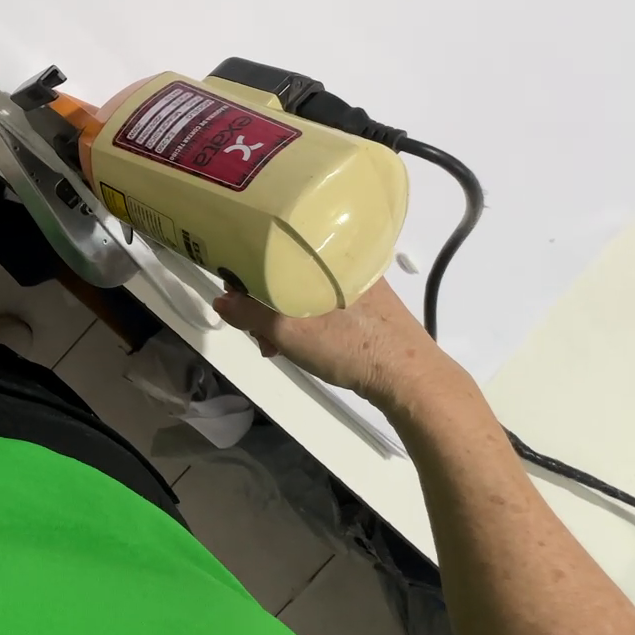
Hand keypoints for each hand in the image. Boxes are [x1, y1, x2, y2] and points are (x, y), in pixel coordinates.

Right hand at [210, 278, 461, 415]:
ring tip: (275, 347)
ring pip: (304, 293)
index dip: (248, 271)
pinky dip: (304, 322)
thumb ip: (247, 314)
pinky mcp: (370, 310)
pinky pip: (323, 306)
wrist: (414, 382)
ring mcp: (361, 288)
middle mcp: (346, 265)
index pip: (276, 251)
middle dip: (262, 302)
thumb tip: (220, 301)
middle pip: (287, 274)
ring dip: (281, 317)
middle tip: (256, 332)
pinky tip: (298, 347)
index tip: (237, 297)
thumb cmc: (350, 348)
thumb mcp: (287, 331)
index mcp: (330, 258)